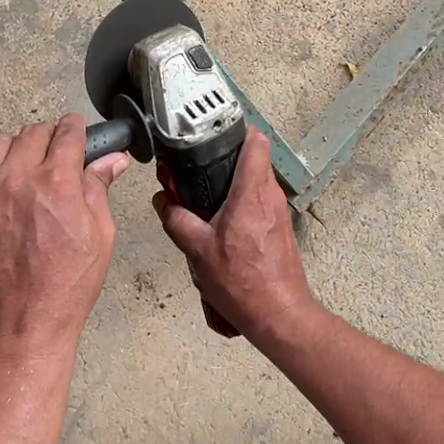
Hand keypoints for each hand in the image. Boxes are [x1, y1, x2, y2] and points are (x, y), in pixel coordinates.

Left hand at [0, 114, 130, 359]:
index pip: (67, 131)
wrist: (20, 328)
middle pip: (33, 132)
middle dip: (50, 139)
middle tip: (56, 160)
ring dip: (15, 149)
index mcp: (57, 182)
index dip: (77, 130)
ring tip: (23, 170)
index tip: (79, 136)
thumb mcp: (100, 236)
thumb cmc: (67, 285)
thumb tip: (113, 159)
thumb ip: (99, 189)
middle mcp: (17, 178)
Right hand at [153, 129, 317, 344]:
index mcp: (252, 192)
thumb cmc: (243, 282)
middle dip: (231, 157)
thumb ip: (177, 220)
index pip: (256, 141)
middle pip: (255, 157)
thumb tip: (162, 201)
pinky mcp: (281, 226)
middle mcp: (271, 195)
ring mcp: (280, 210)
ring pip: (259, 180)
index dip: (238, 129)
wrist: (279, 314)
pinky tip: (226, 222)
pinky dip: (245, 201)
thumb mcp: (198, 251)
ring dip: (237, 182)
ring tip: (212, 197)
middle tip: (205, 166)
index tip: (218, 133)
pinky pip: (263, 200)